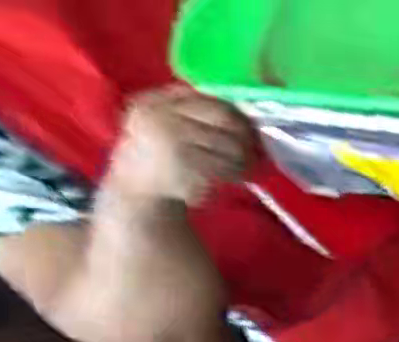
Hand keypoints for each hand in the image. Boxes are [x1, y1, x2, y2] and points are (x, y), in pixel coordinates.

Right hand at [105, 86, 253, 205]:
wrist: (141, 186)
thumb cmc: (165, 156)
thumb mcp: (171, 126)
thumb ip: (199, 115)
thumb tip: (247, 116)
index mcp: (156, 101)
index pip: (209, 98)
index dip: (238, 115)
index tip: (251, 132)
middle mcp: (160, 113)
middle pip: (226, 118)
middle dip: (248, 137)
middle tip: (257, 153)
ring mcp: (171, 136)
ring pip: (233, 144)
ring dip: (248, 160)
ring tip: (244, 169)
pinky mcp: (187, 162)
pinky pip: (230, 165)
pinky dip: (240, 174)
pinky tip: (235, 179)